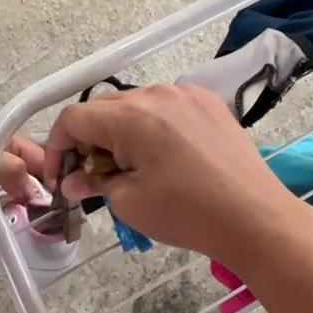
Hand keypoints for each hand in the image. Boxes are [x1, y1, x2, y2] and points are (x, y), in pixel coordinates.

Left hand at [0, 136, 48, 243]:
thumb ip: (9, 169)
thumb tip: (34, 188)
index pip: (36, 150)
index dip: (49, 167)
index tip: (58, 189)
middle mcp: (0, 159)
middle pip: (34, 170)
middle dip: (45, 186)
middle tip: (54, 207)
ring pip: (26, 188)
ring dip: (36, 201)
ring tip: (46, 217)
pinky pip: (15, 204)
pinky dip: (23, 211)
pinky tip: (30, 222)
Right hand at [44, 84, 304, 263]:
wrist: (255, 218)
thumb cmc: (187, 214)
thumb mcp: (129, 203)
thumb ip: (94, 183)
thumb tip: (73, 181)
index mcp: (131, 116)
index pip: (74, 118)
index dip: (57, 147)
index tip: (61, 177)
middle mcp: (157, 93)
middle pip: (103, 108)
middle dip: (89, 141)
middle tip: (92, 177)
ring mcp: (186, 94)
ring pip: (134, 106)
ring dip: (120, 133)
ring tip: (129, 168)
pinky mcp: (209, 103)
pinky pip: (165, 107)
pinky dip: (151, 127)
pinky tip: (162, 157)